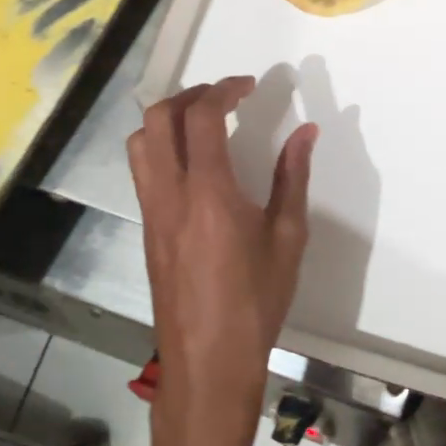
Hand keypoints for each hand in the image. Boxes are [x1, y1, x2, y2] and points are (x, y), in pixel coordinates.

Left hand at [127, 76, 316, 445]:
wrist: (208, 359)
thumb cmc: (255, 299)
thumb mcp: (288, 236)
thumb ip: (293, 177)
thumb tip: (306, 132)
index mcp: (208, 192)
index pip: (202, 118)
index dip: (223, 90)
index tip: (249, 85)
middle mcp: (170, 194)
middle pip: (158, 120)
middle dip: (191, 95)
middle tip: (225, 97)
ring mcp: (152, 212)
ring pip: (140, 143)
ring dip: (168, 119)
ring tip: (204, 121)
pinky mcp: (147, 229)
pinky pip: (143, 170)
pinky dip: (162, 146)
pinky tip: (195, 162)